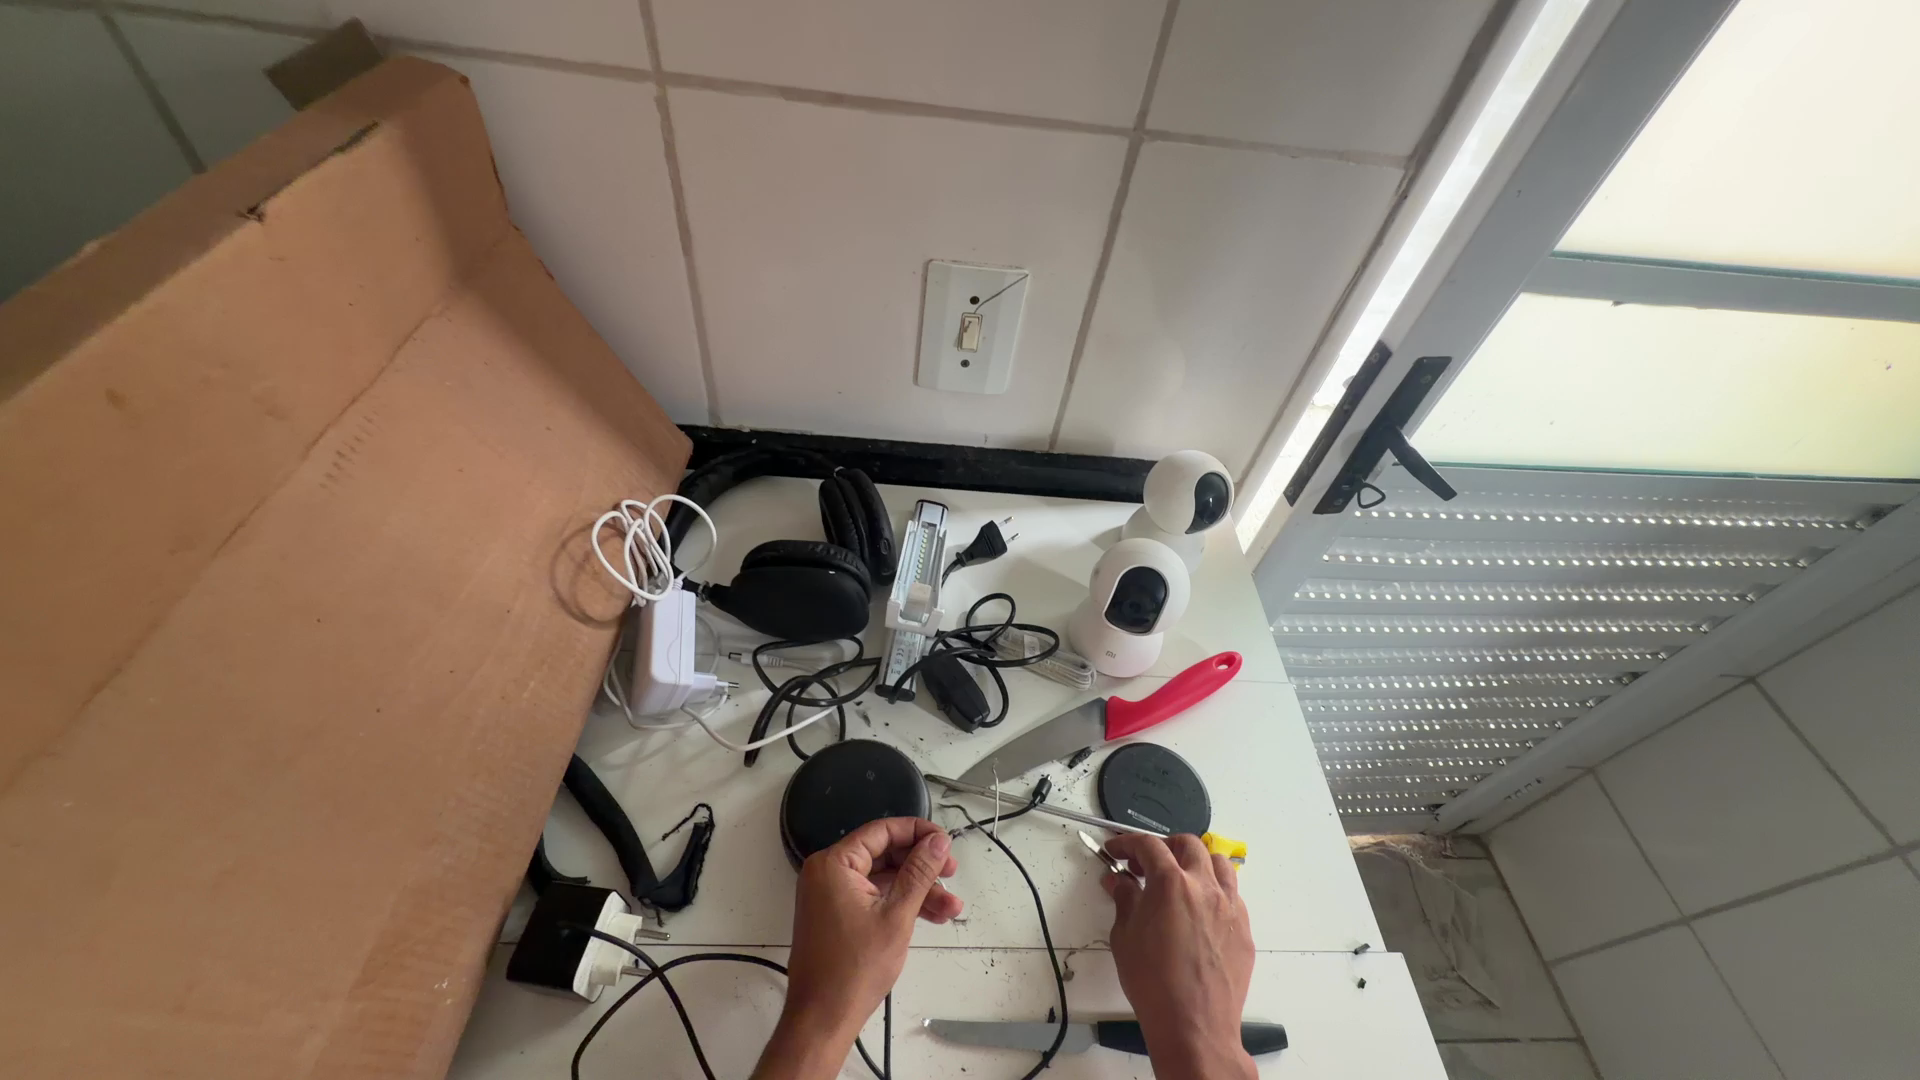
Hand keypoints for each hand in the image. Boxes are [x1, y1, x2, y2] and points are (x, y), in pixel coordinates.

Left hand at [753, 818, 961, 1079]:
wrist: (822, 1021)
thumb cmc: (856, 968)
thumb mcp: (897, 915)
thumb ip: (920, 872)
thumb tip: (939, 840)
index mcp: (835, 863)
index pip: (882, 830)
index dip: (918, 832)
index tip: (946, 842)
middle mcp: (829, 871)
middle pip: (884, 853)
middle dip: (922, 865)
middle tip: (952, 873)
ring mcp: (831, 894)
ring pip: (883, 878)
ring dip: (918, 890)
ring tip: (952, 907)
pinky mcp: (837, 914)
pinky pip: (874, 896)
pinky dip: (900, 904)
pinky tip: (932, 916)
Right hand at [1101, 833, 1256, 1079]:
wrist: (1195, 1028)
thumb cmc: (1152, 982)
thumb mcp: (1125, 937)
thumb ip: (1123, 900)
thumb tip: (1118, 881)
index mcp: (1171, 883)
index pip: (1148, 845)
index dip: (1127, 842)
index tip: (1116, 850)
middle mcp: (1205, 887)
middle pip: (1188, 844)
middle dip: (1164, 847)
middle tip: (1145, 865)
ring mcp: (1230, 908)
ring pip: (1219, 864)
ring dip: (1196, 863)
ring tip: (1179, 880)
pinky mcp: (1244, 931)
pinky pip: (1232, 895)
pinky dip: (1214, 890)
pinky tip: (1199, 911)